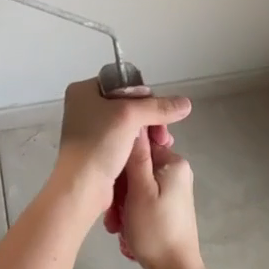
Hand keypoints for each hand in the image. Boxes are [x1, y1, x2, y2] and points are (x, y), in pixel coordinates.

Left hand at [50, 78, 190, 213]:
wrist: (82, 185)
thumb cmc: (100, 142)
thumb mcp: (130, 116)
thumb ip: (158, 108)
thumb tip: (186, 103)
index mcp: (84, 91)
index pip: (122, 84)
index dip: (143, 96)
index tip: (158, 112)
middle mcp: (84, 107)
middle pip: (127, 105)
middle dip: (150, 118)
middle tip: (163, 134)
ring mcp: (90, 130)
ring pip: (127, 124)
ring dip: (148, 133)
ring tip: (162, 144)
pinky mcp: (97, 150)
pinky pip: (123, 141)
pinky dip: (139, 145)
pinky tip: (153, 153)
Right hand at [118, 134, 203, 268]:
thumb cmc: (155, 230)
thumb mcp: (140, 190)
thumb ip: (136, 156)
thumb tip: (135, 123)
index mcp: (173, 163)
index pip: (138, 145)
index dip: (119, 161)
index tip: (110, 181)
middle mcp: (175, 172)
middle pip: (135, 167)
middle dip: (119, 189)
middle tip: (111, 211)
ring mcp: (171, 189)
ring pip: (135, 185)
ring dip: (121, 203)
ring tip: (116, 223)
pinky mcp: (166, 205)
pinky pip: (141, 198)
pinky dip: (130, 211)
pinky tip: (123, 228)